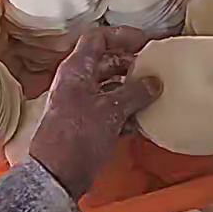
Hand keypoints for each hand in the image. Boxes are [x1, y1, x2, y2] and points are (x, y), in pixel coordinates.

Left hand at [27, 27, 160, 198]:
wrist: (58, 175)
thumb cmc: (79, 136)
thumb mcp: (111, 110)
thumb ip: (135, 92)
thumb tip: (155, 81)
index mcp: (76, 70)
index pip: (97, 38)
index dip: (122, 36)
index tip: (145, 41)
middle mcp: (77, 83)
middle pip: (106, 62)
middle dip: (131, 64)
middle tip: (154, 69)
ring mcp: (81, 105)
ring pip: (110, 87)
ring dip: (132, 89)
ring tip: (154, 94)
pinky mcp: (87, 125)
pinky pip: (111, 110)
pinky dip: (127, 111)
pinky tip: (145, 119)